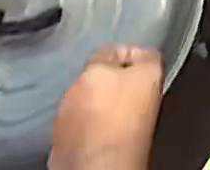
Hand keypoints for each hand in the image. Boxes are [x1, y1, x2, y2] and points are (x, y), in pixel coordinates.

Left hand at [49, 44, 163, 169]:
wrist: (106, 167)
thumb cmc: (130, 117)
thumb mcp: (153, 72)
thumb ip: (147, 55)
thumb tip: (141, 56)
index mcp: (90, 71)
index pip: (109, 51)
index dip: (129, 58)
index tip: (141, 72)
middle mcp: (69, 94)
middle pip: (95, 79)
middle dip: (112, 84)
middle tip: (131, 95)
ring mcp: (60, 124)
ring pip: (84, 105)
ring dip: (99, 108)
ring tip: (118, 119)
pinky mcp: (56, 150)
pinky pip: (77, 131)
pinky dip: (90, 131)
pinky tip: (105, 138)